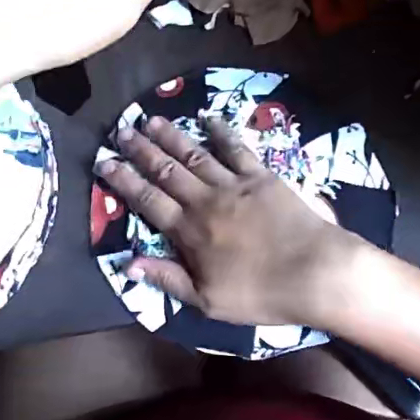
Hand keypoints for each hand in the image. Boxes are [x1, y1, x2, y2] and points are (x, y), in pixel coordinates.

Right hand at [96, 115, 364, 329]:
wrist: (314, 272)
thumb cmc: (261, 294)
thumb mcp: (208, 301)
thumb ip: (167, 278)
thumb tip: (127, 264)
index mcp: (190, 232)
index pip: (148, 201)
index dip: (123, 181)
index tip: (104, 162)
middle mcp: (206, 201)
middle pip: (166, 171)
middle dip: (141, 150)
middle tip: (121, 131)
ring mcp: (234, 185)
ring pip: (195, 155)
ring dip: (172, 136)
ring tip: (152, 120)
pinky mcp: (262, 176)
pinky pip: (236, 149)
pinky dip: (220, 132)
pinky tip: (207, 118)